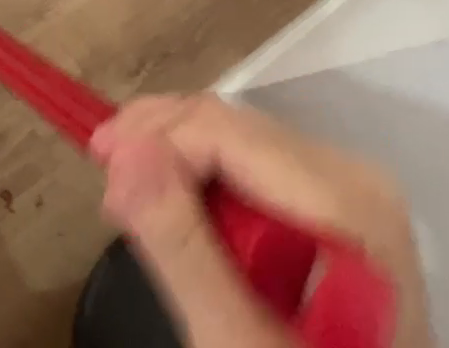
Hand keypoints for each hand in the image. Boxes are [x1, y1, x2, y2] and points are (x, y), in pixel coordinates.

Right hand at [91, 95, 429, 347]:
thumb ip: (183, 248)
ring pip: (230, 133)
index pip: (222, 129)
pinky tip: (173, 207)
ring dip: (170, 155)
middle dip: (155, 142)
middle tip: (103, 183)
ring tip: (127, 198)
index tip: (99, 170)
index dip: (151, 138)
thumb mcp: (237, 340)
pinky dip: (200, 174)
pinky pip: (246, 158)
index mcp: (343, 201)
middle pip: (227, 123)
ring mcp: (342, 182)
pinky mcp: (327, 198)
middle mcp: (350, 173)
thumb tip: (126, 152)